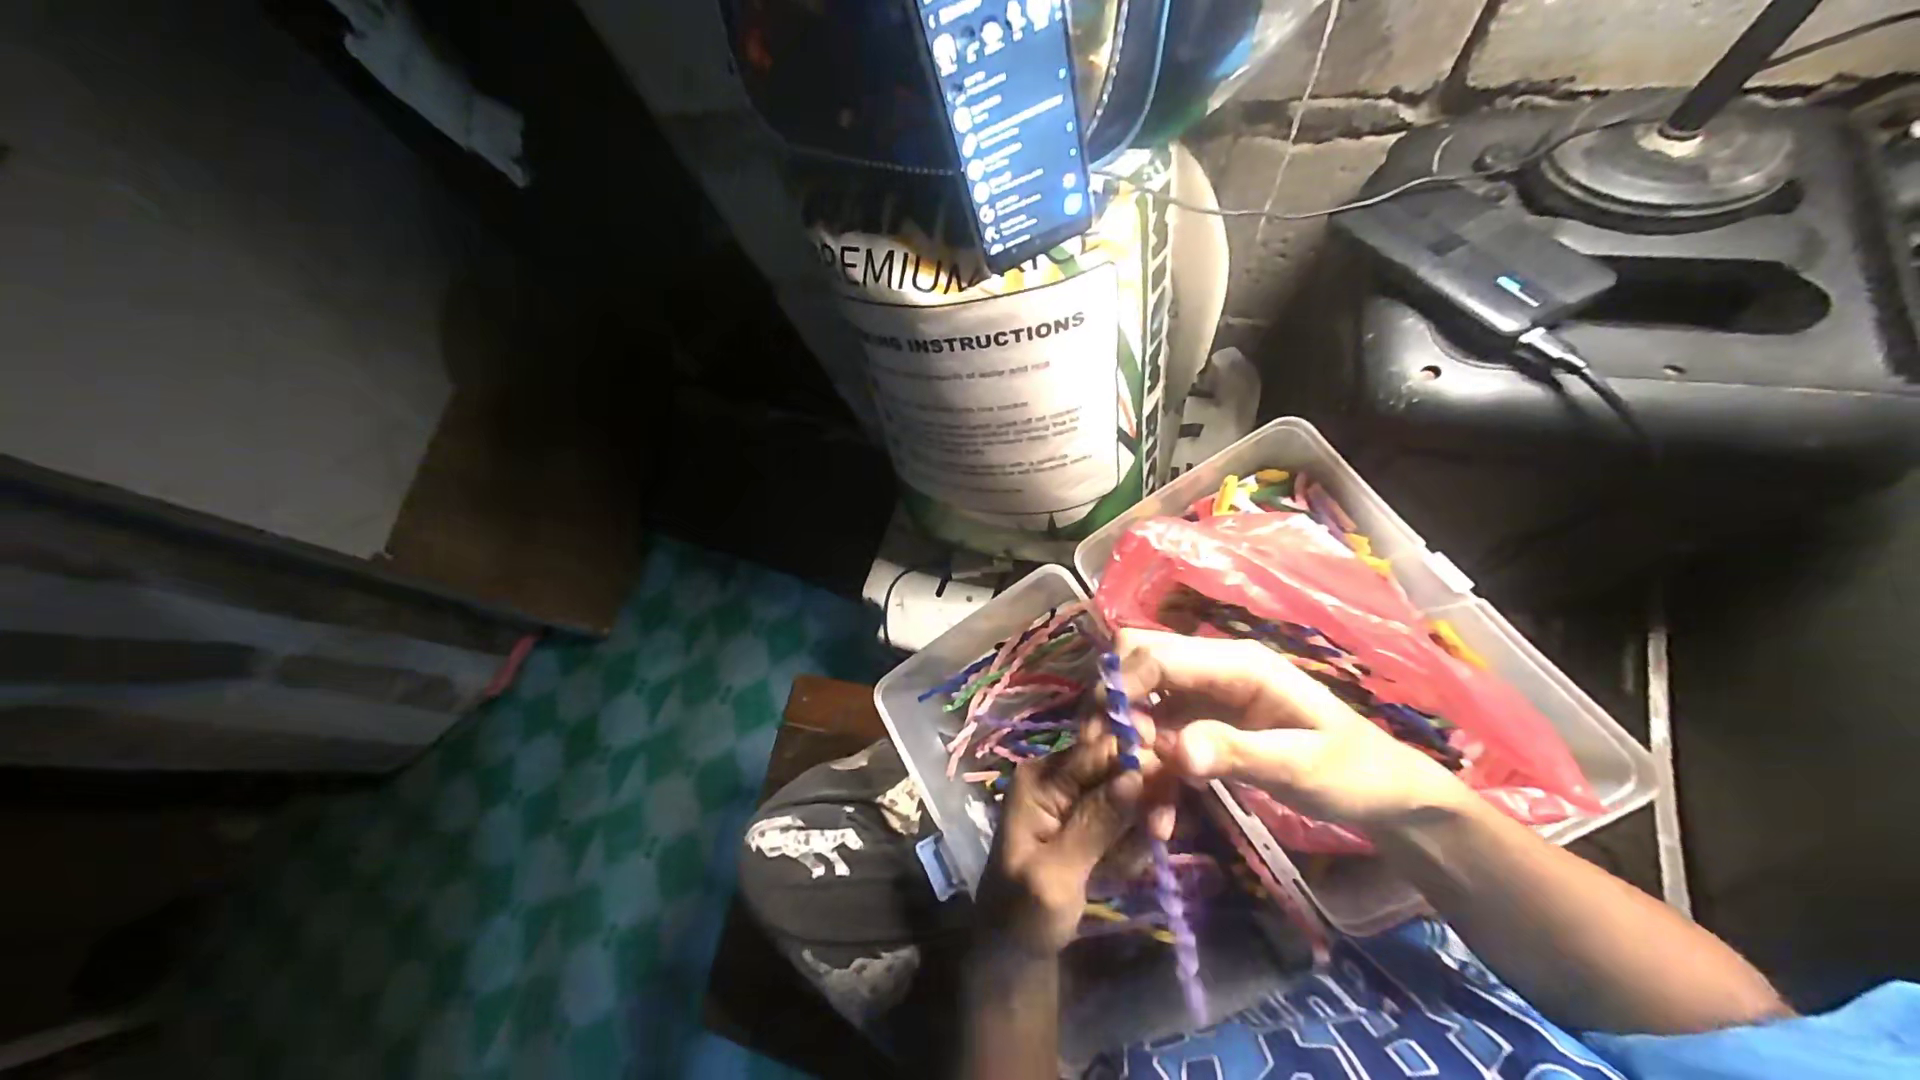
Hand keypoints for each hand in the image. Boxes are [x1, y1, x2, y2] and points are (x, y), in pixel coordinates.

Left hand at [974, 717, 1156, 959]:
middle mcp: (1061, 779)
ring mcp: (1079, 801)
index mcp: (1042, 778)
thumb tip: (1136, 773)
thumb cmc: (1023, 911)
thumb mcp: (1056, 872)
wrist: (1016, 950)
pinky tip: (1114, 875)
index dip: (1139, 764)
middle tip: (1157, 835)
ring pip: (1134, 798)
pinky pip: (1131, 823)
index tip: (1164, 799)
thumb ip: (1096, 823)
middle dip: (1144, 804)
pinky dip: (1133, 849)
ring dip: (1139, 833)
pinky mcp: (1094, 825)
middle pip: (1123, 769)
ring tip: (1118, 869)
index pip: (1100, 749)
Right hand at [1116, 628, 1472, 829]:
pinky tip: (1158, 816)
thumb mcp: (1302, 766)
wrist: (1384, 796)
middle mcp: (1210, 671)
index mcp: (1236, 664)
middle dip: (1115, 711)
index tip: (1117, 741)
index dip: (1124, 688)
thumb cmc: (1353, 772)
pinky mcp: (1200, 729)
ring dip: (1131, 752)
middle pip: (1135, 666)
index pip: (1155, 653)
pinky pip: (1158, 743)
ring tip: (1135, 801)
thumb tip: (1175, 750)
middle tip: (1117, 763)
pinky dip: (1151, 776)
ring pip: (1140, 707)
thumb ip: (1237, 752)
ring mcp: (1202, 700)